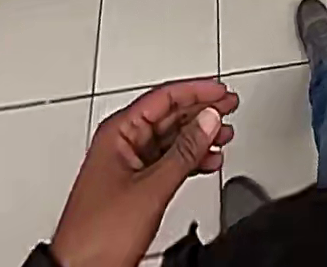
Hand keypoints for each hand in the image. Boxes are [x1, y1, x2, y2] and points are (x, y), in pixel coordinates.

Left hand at [49, 79, 239, 266]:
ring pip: (172, 138)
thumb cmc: (97, 236)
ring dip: (200, 136)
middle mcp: (123, 142)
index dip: (196, 91)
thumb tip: (209, 119)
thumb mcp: (150, 188)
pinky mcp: (135, 184)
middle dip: (202, 111)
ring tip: (225, 133)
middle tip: (229, 106)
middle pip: (170, 115)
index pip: (165, 97)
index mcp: (120, 131)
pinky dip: (190, 159)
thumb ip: (184, 151)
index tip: (221, 92)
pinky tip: (208, 161)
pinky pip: (169, 160)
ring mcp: (129, 163)